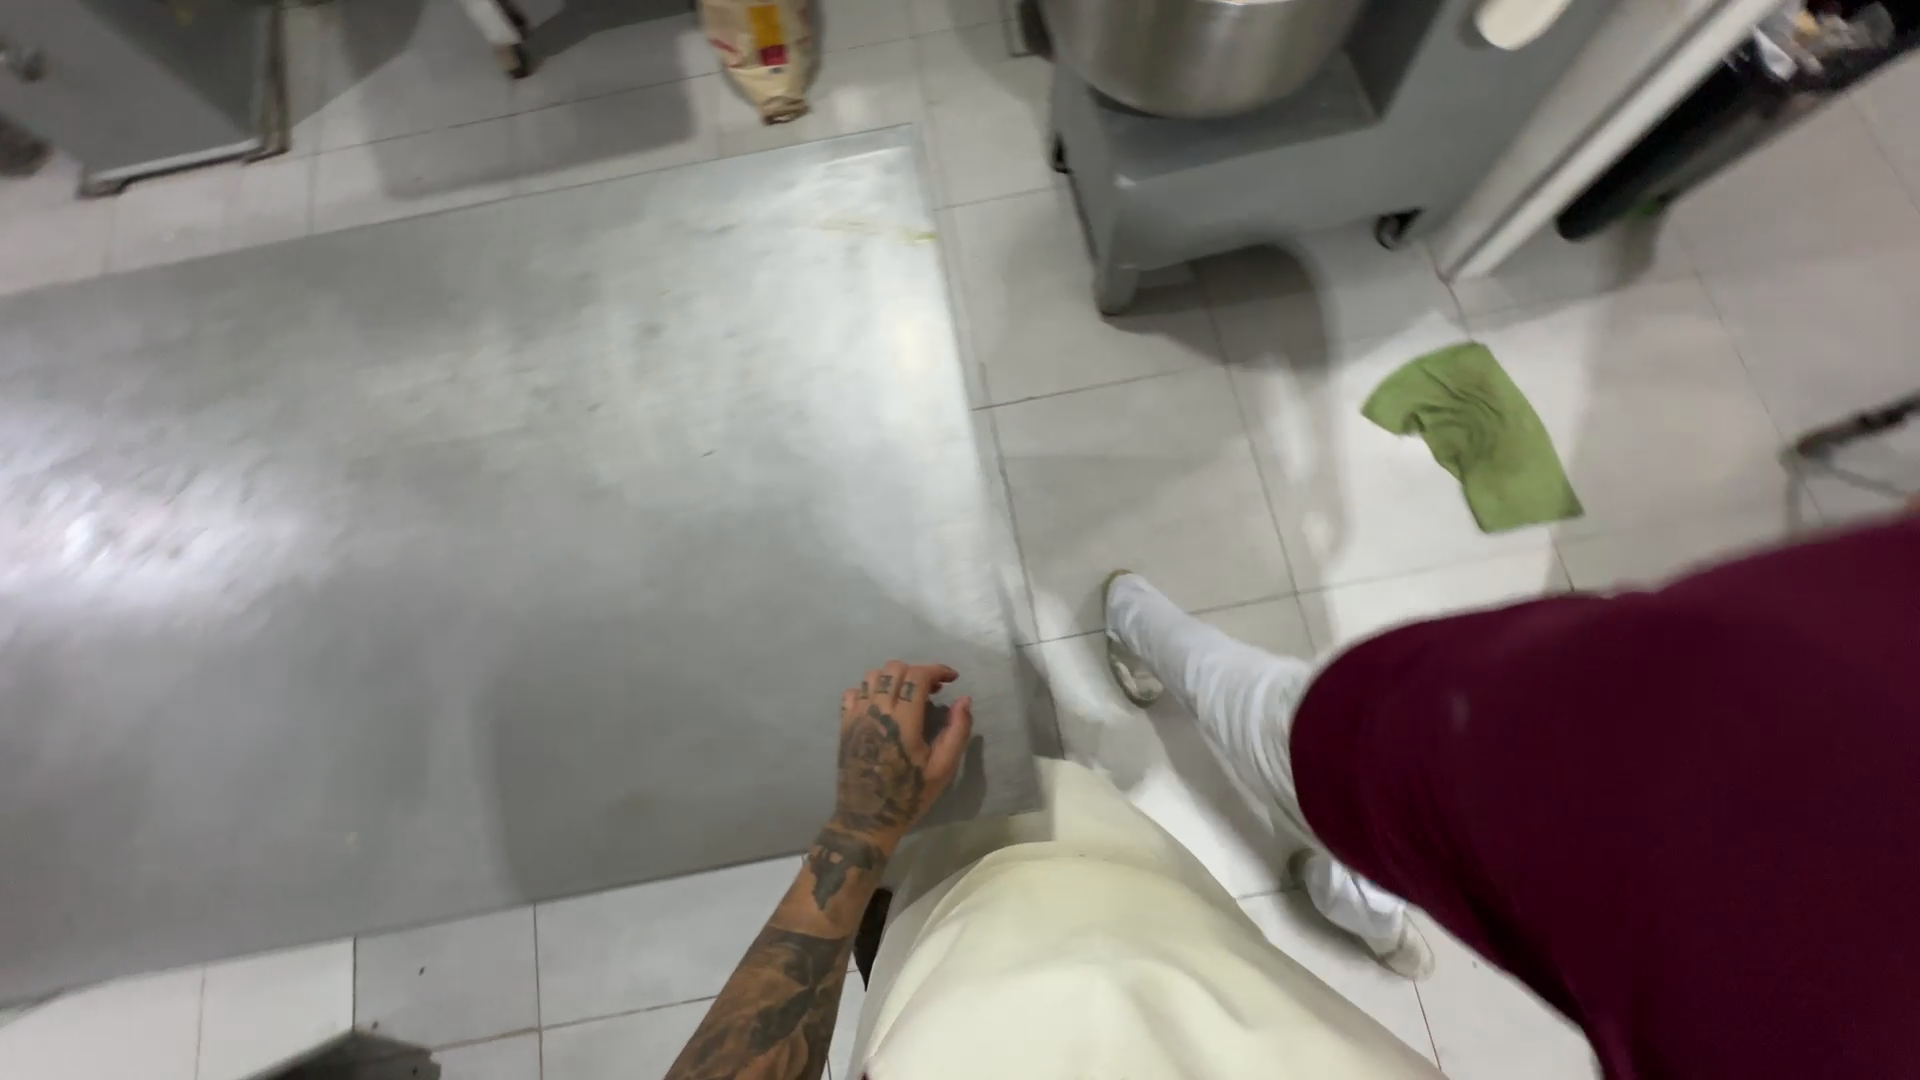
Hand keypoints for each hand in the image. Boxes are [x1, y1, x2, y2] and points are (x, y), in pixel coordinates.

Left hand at [831, 661, 973, 853]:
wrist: (867, 819)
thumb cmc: (909, 795)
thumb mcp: (943, 769)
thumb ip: (957, 730)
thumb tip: (964, 699)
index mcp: (903, 721)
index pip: (917, 675)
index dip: (937, 670)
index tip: (951, 679)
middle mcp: (877, 711)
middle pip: (894, 668)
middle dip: (917, 671)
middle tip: (932, 689)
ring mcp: (857, 716)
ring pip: (872, 676)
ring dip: (893, 678)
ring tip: (907, 695)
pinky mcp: (844, 724)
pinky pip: (853, 692)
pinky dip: (870, 690)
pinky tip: (882, 706)